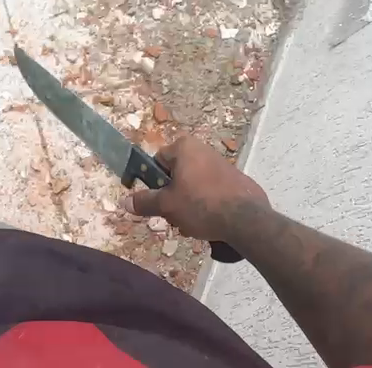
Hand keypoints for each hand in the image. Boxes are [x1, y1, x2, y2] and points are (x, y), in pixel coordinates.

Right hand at [122, 136, 268, 242]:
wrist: (246, 220)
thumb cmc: (201, 205)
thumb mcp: (167, 205)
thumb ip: (145, 202)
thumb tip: (125, 202)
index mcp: (184, 147)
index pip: (159, 160)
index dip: (155, 182)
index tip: (159, 200)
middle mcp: (203, 149)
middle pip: (178, 174)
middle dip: (175, 196)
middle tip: (177, 216)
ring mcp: (222, 164)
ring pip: (195, 185)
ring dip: (191, 203)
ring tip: (195, 224)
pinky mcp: (237, 180)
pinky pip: (214, 191)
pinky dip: (210, 204)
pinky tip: (213, 223)